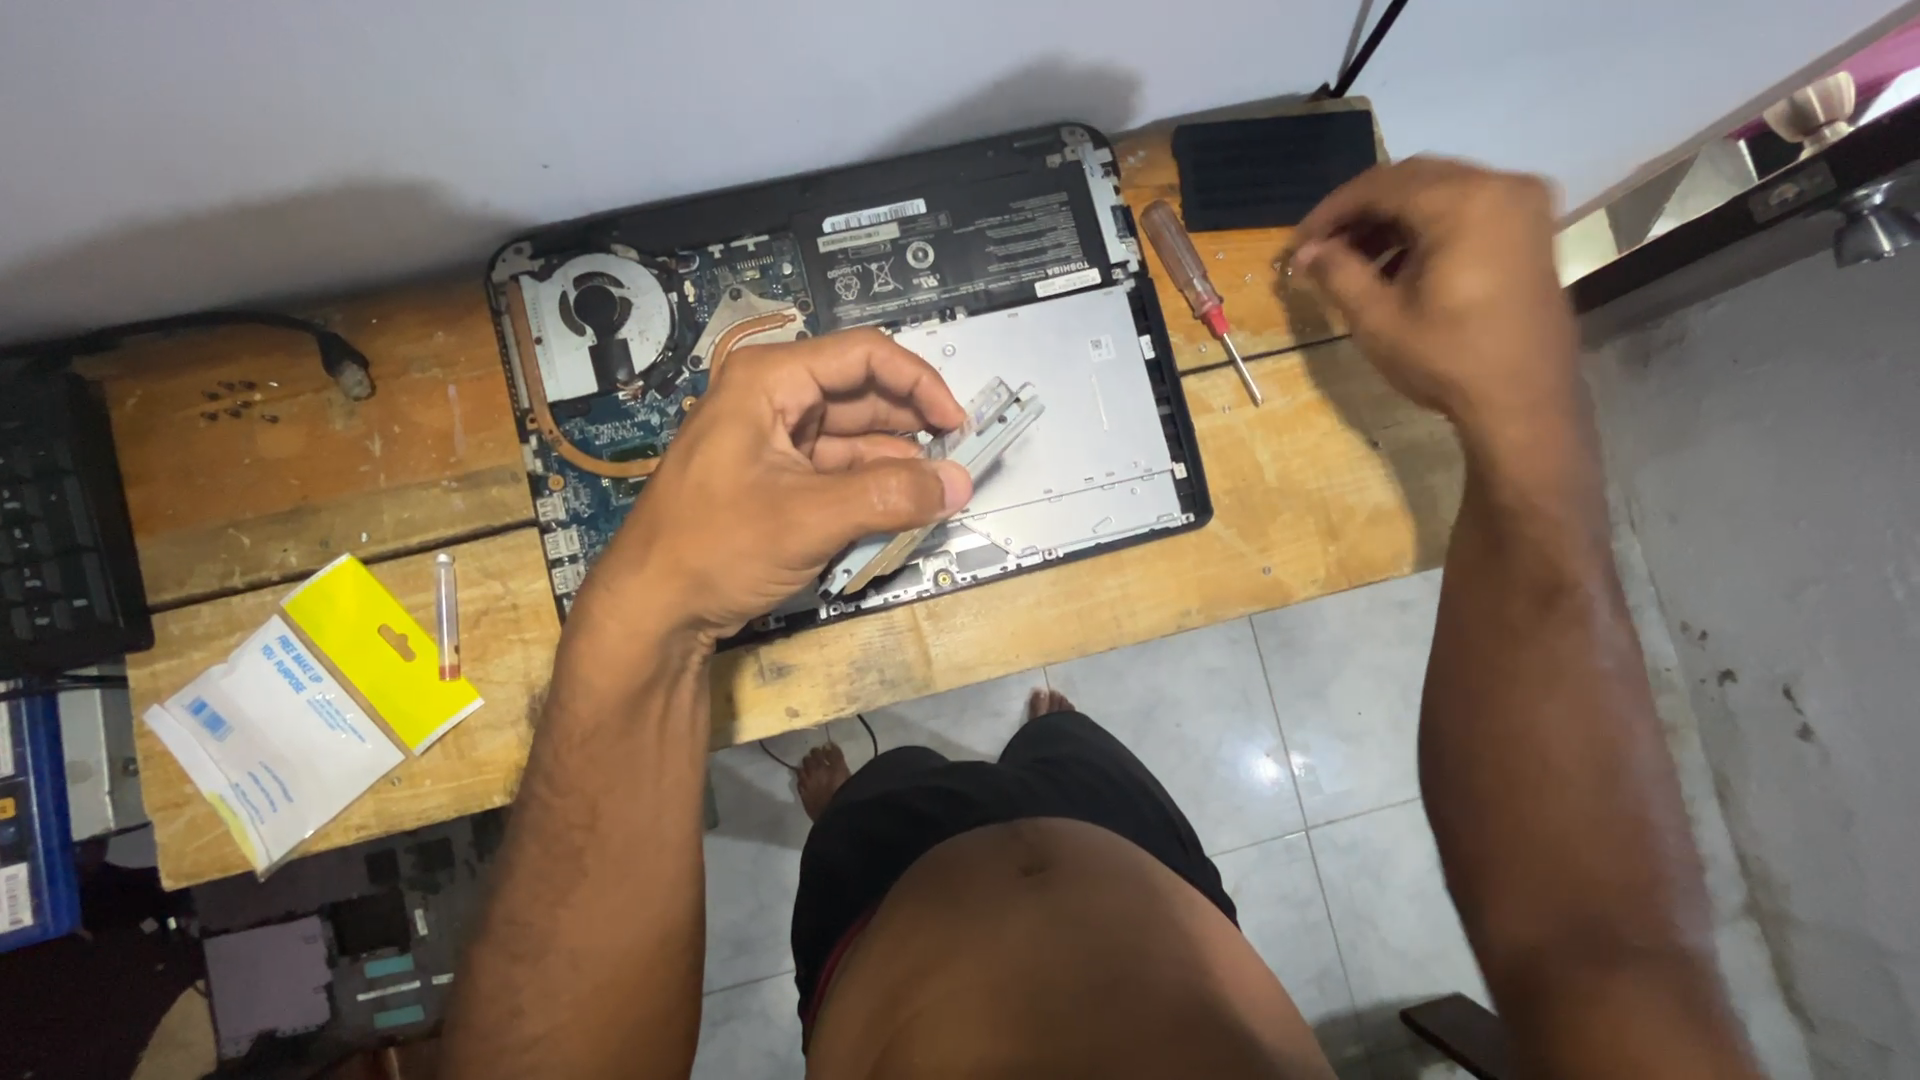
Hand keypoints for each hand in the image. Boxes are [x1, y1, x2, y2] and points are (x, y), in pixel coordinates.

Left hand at [568, 329, 972, 648]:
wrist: (653, 610)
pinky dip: (871, 488)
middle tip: (958, 459)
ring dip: (896, 463)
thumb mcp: (809, 516)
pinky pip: (838, 472)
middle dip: (912, 425)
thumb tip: (959, 484)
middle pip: (862, 394)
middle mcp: (773, 400)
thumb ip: (889, 497)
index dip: (918, 383)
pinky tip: (901, 508)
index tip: (957, 424)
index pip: (863, 355)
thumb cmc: (714, 547)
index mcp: (769, 381)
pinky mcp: (778, 481)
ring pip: (854, 437)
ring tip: (937, 490)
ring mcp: (774, 442)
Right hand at [1291, 157, 1579, 440]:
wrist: (1522, 399)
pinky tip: (1395, 263)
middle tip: (1320, 249)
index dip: (1331, 211)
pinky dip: (1424, 226)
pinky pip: (1466, 207)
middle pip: (1412, 179)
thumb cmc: (1447, 360)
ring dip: (1390, 218)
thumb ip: (1338, 274)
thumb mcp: (1378, 319)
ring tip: (1352, 261)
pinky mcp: (1529, 227)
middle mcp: (1500, 185)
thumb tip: (1306, 253)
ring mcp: (1522, 203)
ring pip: (1438, 190)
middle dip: (1359, 211)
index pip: (1380, 186)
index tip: (1298, 244)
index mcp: (1463, 203)